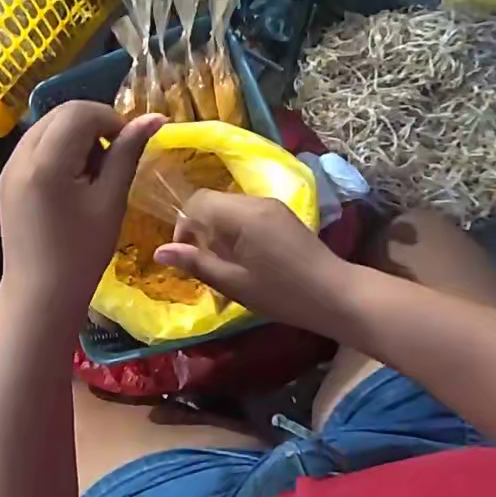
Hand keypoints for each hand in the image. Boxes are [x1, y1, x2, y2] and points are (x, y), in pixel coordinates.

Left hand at [0, 103, 162, 306]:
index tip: (129, 146)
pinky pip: (37, 145)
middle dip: (94, 124)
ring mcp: (9, 167)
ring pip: (48, 126)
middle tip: (115, 157)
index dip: (111, 119)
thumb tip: (154, 118)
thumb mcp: (111, 201)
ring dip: (77, 135)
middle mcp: (21, 156)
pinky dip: (60, 149)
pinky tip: (74, 181)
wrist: (39, 294)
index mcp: (47, 162)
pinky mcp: (7, 179)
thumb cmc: (82, 253)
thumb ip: (127, 154)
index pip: (80, 112)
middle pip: (61, 112)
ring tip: (95, 172)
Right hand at [153, 191, 352, 333]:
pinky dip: (237, 232)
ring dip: (219, 232)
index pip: (197, 202)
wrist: (335, 294)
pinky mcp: (283, 216)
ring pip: (230, 209)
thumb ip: (197, 263)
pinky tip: (246, 260)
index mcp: (243, 214)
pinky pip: (248, 215)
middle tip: (206, 265)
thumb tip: (160, 251)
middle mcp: (257, 201)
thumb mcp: (234, 283)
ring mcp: (272, 206)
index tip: (187, 256)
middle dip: (201, 230)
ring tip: (226, 266)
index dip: (183, 226)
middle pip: (213, 202)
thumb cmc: (282, 293)